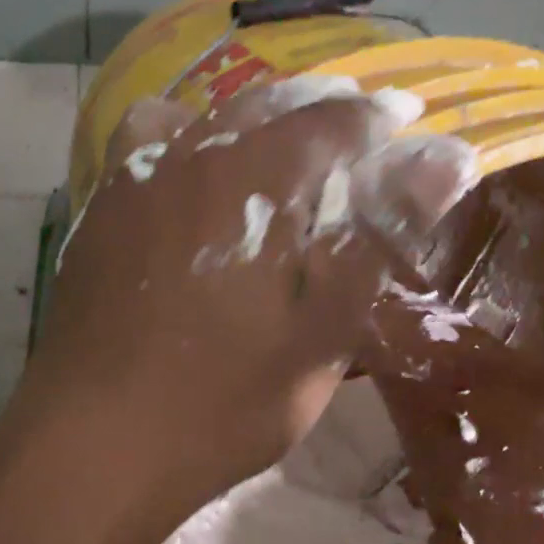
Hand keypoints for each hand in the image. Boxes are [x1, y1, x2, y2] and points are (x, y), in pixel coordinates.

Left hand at [14, 76, 478, 522]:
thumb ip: (380, 234)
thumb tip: (446, 157)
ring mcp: (135, 180)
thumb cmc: (227, 396)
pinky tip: (187, 175)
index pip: (332, 121)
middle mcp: (191, 156)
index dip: (377, 117)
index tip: (406, 119)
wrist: (98, 440)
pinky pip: (142, 143)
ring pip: (200, 115)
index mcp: (256, 178)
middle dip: (317, 107)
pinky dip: (179, 139)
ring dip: (248, 117)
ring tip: (272, 144)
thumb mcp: (325, 328)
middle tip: (350, 129)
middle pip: (265, 103)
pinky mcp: (98, 212)